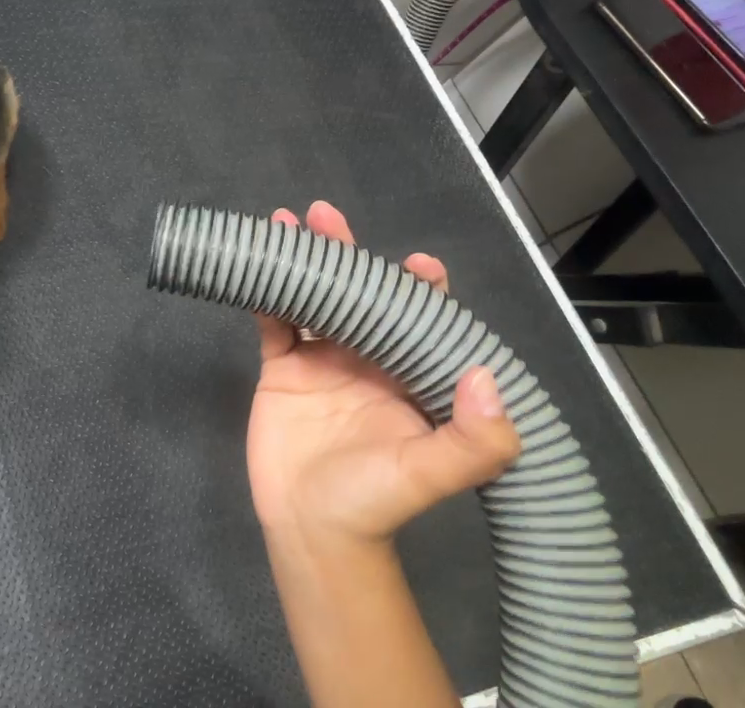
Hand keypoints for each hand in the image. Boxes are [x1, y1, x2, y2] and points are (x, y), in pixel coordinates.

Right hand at [247, 201, 519, 545]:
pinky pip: (274, 323)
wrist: (310, 529)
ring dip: (303, 262)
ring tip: (288, 222)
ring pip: (313, 299)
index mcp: (409, 377)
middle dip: (347, 254)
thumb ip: (474, 440)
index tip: (418, 264)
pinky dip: (265, 293)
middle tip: (326, 215)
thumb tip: (487, 376)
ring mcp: (322, 362)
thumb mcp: (431, 475)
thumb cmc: (375, 501)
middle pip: (359, 296)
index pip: (421, 321)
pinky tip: (257, 263)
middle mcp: (367, 360)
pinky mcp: (282, 370)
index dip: (421, 288)